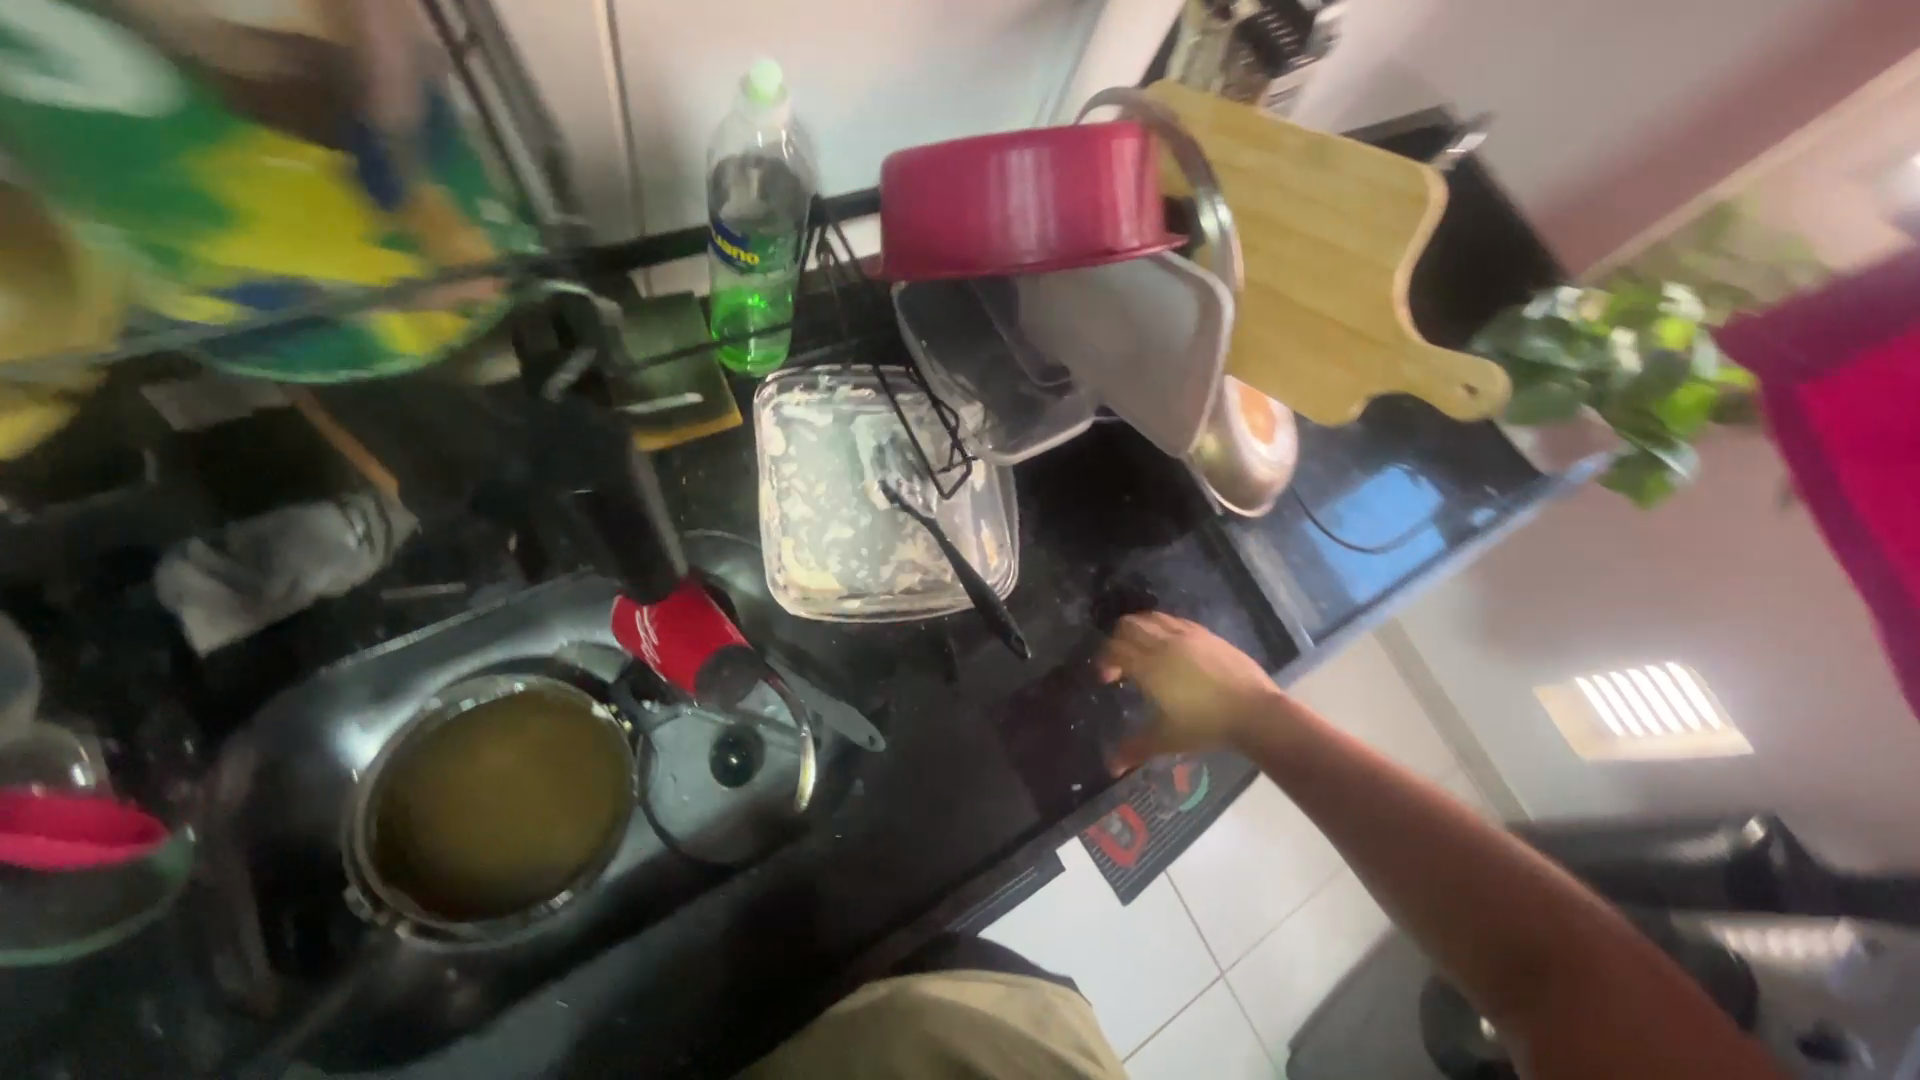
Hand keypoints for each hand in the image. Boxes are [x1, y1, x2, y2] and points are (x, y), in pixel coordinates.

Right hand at [1098, 612, 1291, 768]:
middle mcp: (1164, 643)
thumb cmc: (1206, 726)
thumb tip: (1112, 767)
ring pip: (1151, 618)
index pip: (1114, 649)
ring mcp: (1187, 634)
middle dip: (1117, 640)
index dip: (1104, 660)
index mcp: (1149, 666)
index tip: (1107, 679)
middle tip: (1122, 663)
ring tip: (1143, 651)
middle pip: (1128, 625)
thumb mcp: (1166, 740)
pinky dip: (1163, 628)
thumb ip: (1135, 749)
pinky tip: (1170, 647)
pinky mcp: (1206, 633)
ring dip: (1139, 630)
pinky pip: (1175, 620)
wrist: (1254, 712)